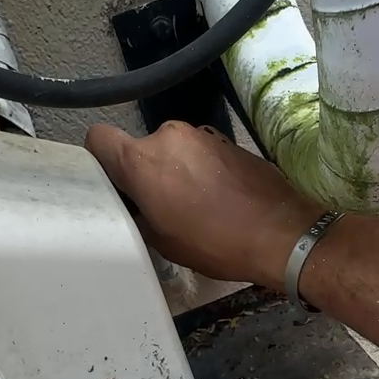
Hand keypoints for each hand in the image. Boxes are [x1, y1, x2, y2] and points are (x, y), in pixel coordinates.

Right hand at [85, 121, 324, 287]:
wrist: (280, 233)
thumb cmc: (215, 243)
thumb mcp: (163, 242)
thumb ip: (139, 214)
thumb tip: (135, 205)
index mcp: (142, 160)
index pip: (99, 138)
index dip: (98, 158)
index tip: (111, 182)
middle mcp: (168, 136)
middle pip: (141, 148)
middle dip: (146, 173)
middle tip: (157, 207)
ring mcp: (202, 135)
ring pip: (172, 151)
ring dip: (175, 171)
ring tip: (193, 207)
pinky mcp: (228, 141)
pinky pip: (200, 153)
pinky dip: (201, 171)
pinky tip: (217, 199)